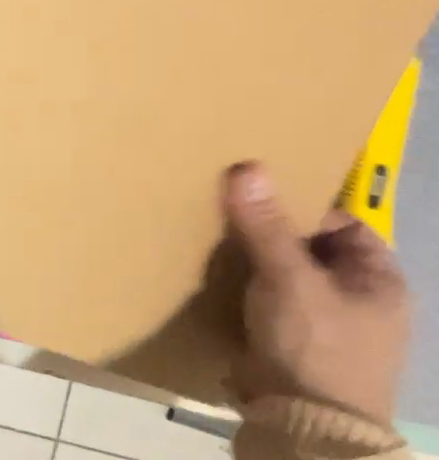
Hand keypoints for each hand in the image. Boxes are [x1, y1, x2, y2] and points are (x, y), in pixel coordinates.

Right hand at [222, 162, 410, 424]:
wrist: (304, 417)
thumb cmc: (315, 343)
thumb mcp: (289, 278)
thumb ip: (267, 225)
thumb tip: (248, 167)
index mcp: (378, 281)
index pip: (341, 224)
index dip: (300, 204)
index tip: (251, 190)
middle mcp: (358, 296)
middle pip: (307, 243)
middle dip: (265, 226)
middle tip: (218, 204)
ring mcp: (325, 317)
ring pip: (282, 267)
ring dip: (248, 252)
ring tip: (206, 231)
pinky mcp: (291, 333)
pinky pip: (266, 291)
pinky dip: (241, 278)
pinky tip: (212, 269)